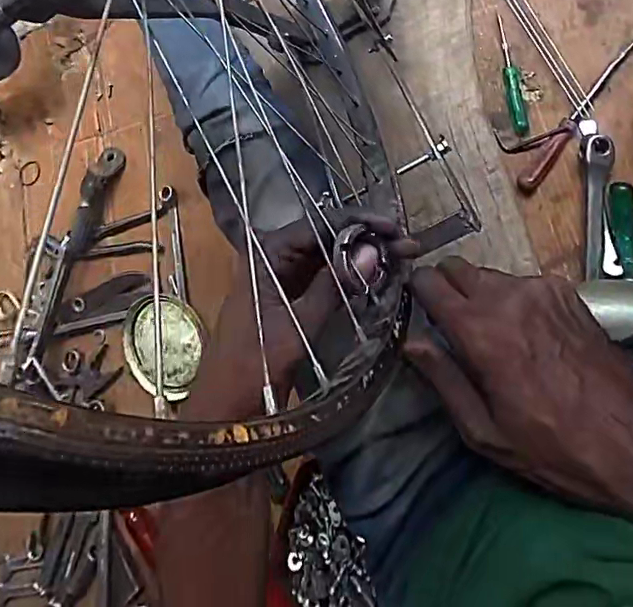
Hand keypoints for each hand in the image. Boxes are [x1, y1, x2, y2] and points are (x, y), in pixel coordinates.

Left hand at [186, 211, 418, 419]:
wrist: (225, 410)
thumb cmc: (254, 365)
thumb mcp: (298, 326)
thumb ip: (334, 286)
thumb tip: (373, 251)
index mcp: (265, 252)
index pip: (318, 223)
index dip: (360, 223)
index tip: (394, 229)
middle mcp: (273, 255)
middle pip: (326, 236)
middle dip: (367, 239)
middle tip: (406, 245)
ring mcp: (283, 276)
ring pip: (329, 256)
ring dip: (363, 256)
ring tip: (402, 257)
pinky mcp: (292, 297)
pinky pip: (326, 277)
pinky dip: (351, 277)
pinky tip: (380, 276)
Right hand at [406, 260, 632, 512]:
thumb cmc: (556, 446)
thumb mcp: (487, 432)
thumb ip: (443, 379)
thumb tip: (412, 342)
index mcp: (481, 330)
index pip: (429, 281)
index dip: (417, 292)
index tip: (416, 308)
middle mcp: (507, 296)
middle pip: (457, 267)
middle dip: (447, 288)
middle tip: (452, 324)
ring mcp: (540, 287)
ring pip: (489, 274)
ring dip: (481, 295)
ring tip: (497, 336)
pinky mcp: (565, 289)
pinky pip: (522, 283)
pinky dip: (514, 299)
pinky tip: (530, 334)